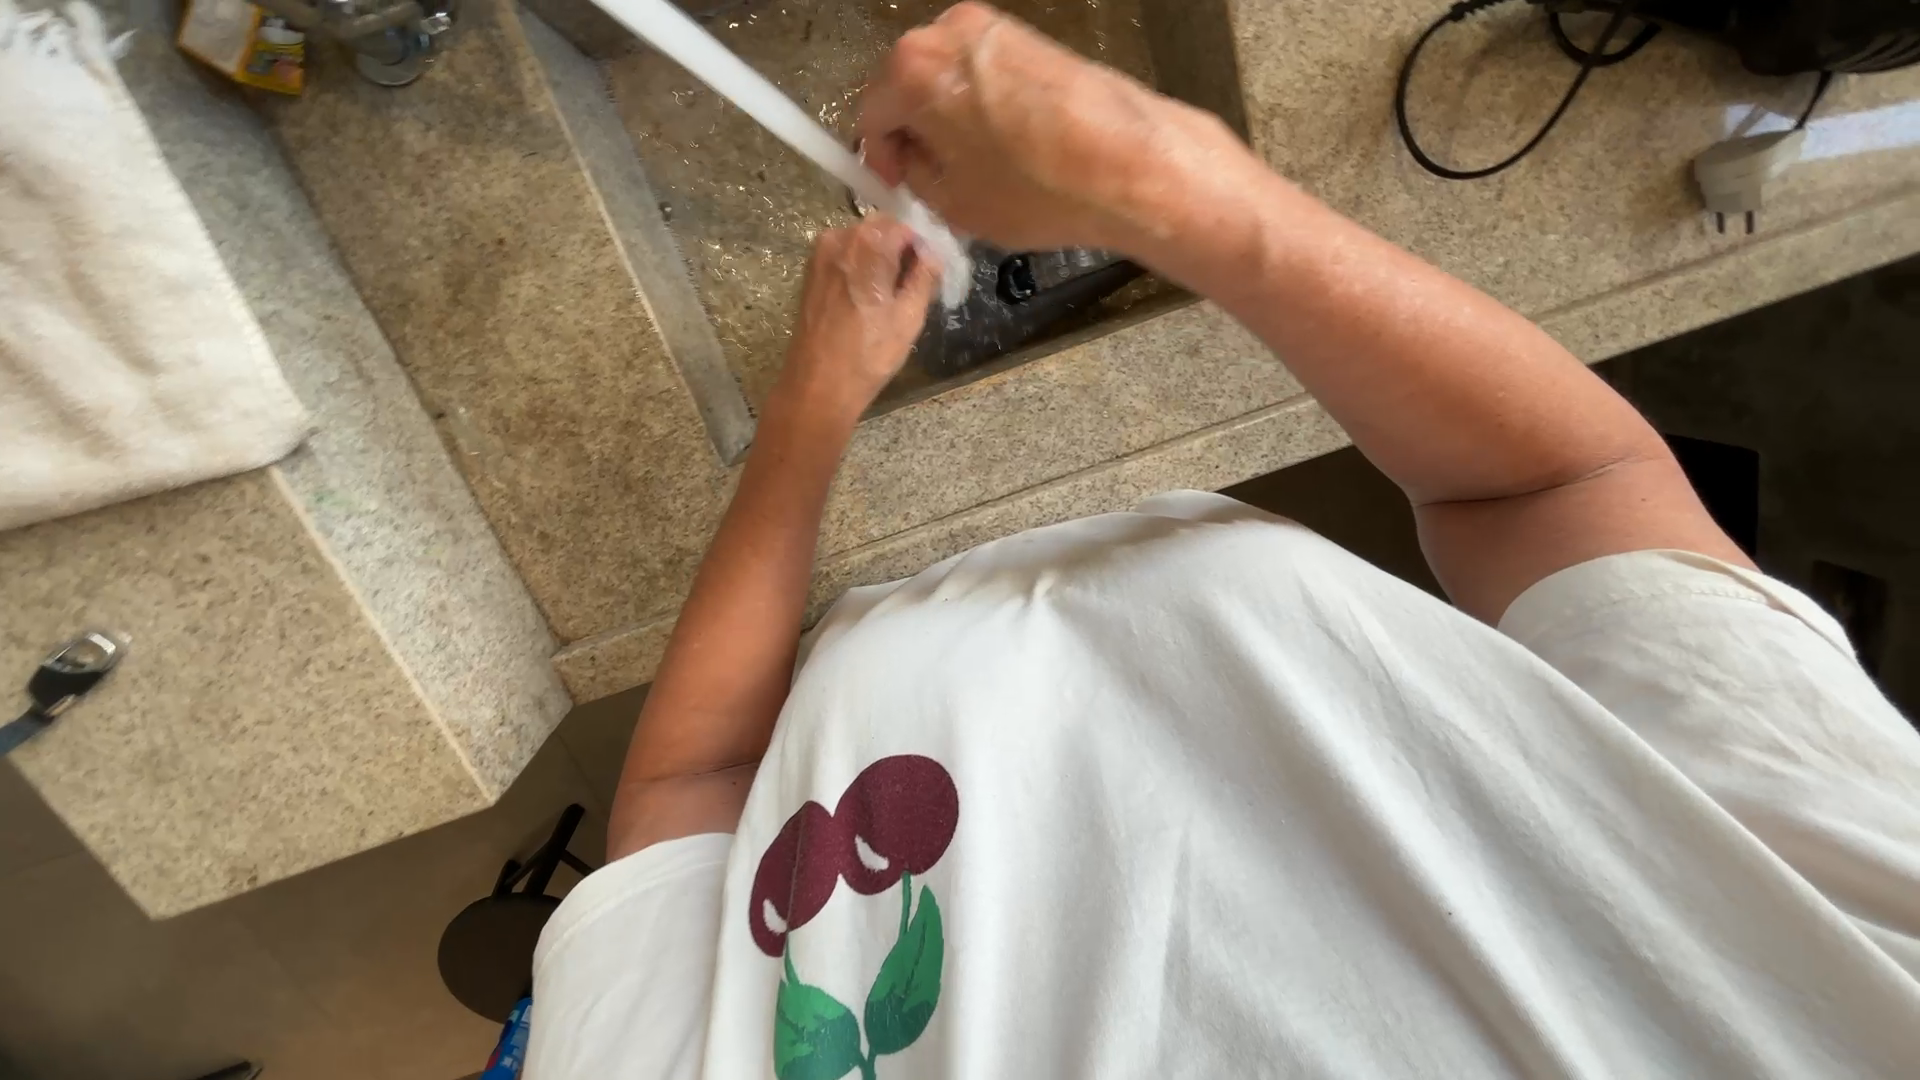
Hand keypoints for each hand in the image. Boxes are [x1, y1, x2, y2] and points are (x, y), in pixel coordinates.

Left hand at [772, 214, 941, 423]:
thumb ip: (924, 278)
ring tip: (891, 296)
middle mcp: (840, 238)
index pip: (906, 227)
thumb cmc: (868, 355)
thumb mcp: (909, 318)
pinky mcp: (810, 273)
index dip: (923, 247)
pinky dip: (860, 269)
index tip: (932, 271)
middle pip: (880, 231)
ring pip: (861, 243)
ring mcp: (820, 254)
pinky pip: (844, 258)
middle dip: (900, 251)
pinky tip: (868, 299)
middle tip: (915, 285)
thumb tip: (932, 255)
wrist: (817, 385)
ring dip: (880, 260)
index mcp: (868, 244)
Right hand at [857, 2, 1255, 255]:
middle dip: (914, 137)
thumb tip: (911, 165)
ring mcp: (994, 29)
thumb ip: (914, 178)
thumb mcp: (953, 205)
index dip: (879, 159)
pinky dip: (981, 114)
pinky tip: (1005, 155)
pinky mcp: (1030, 40)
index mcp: (912, 70)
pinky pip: (983, 78)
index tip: (896, 186)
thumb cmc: (1037, 190)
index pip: (870, 115)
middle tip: (935, 185)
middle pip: (906, 89)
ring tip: (977, 176)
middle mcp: (948, 33)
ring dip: (948, 126)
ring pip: (946, 83)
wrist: (1127, 166)